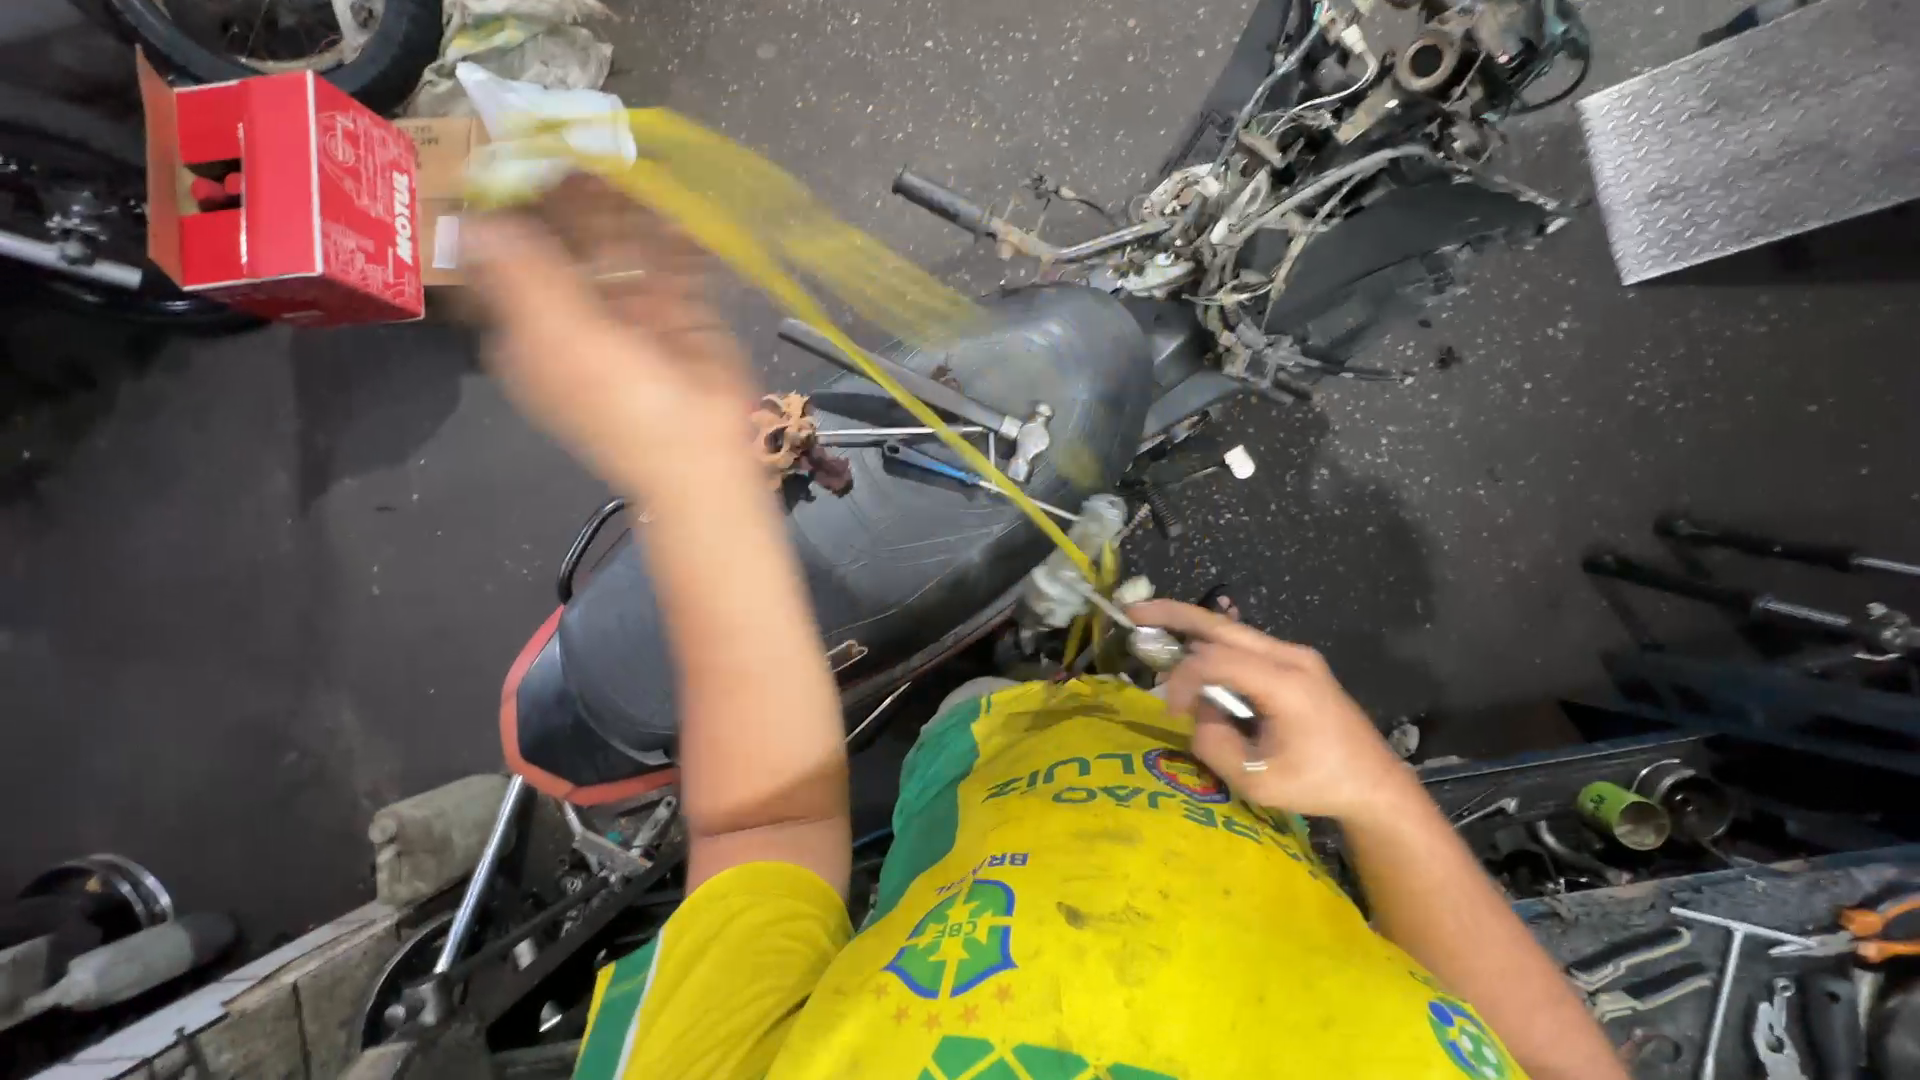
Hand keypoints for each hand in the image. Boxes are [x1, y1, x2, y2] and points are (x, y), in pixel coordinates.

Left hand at [461, 182, 757, 493]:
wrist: (701, 452)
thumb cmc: (620, 403)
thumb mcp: (557, 338)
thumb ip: (521, 274)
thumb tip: (478, 216)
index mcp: (534, 330)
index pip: (511, 260)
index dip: (512, 212)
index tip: (518, 163)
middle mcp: (580, 317)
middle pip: (571, 246)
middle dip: (574, 203)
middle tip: (577, 148)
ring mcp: (635, 316)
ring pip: (624, 251)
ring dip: (626, 211)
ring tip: (625, 164)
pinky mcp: (684, 316)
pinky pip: (675, 266)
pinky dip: (676, 237)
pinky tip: (674, 205)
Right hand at [1128, 600, 1415, 822]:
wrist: (1375, 784)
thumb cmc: (1319, 784)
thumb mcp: (1256, 780)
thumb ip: (1214, 744)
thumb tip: (1198, 714)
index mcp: (1286, 684)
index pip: (1216, 661)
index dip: (1182, 679)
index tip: (1172, 710)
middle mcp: (1291, 657)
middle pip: (1221, 625)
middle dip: (1173, 615)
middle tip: (1133, 612)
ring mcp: (1296, 656)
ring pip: (1232, 632)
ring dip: (1190, 631)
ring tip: (1151, 626)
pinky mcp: (1295, 665)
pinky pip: (1244, 647)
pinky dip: (1212, 648)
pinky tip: (1189, 655)